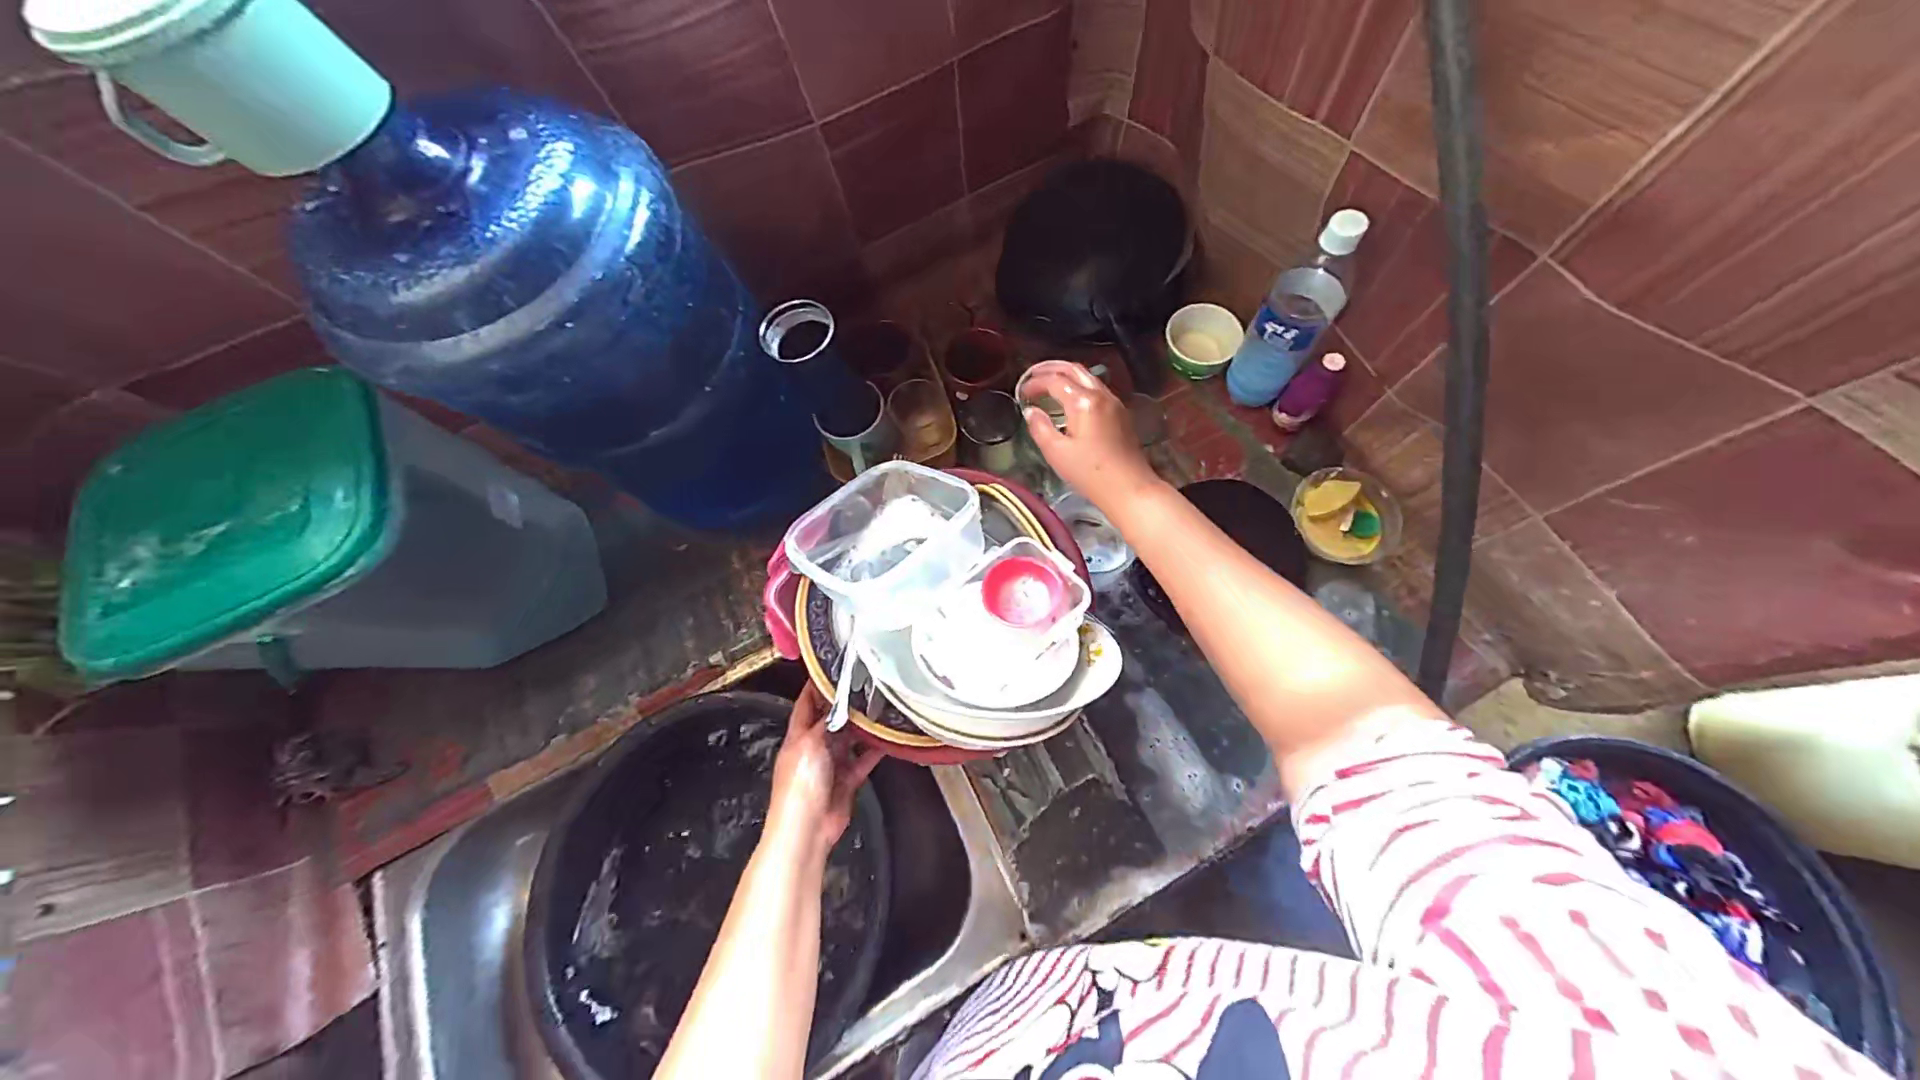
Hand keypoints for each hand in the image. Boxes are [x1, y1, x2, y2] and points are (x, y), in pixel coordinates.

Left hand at [765, 686, 882, 859]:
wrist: (807, 828)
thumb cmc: (799, 788)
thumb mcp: (810, 743)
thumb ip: (825, 722)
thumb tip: (836, 704)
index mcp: (798, 737)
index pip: (806, 704)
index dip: (815, 687)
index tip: (829, 670)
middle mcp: (813, 749)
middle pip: (831, 721)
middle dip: (845, 707)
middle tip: (863, 690)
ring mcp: (830, 766)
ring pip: (849, 740)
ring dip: (862, 729)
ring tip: (877, 712)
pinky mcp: (846, 781)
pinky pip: (863, 761)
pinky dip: (874, 752)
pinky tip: (885, 741)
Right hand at [1018, 361, 1163, 513]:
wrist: (1130, 488)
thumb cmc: (1090, 473)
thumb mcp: (1057, 453)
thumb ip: (1040, 428)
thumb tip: (1031, 412)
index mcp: (1083, 402)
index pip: (1054, 380)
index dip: (1035, 382)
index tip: (1022, 391)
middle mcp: (1101, 395)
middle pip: (1074, 369)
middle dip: (1051, 368)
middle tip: (1032, 374)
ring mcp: (1114, 403)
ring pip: (1088, 377)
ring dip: (1066, 375)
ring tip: (1048, 383)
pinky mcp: (1121, 413)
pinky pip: (1097, 389)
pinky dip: (1079, 386)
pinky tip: (1070, 399)